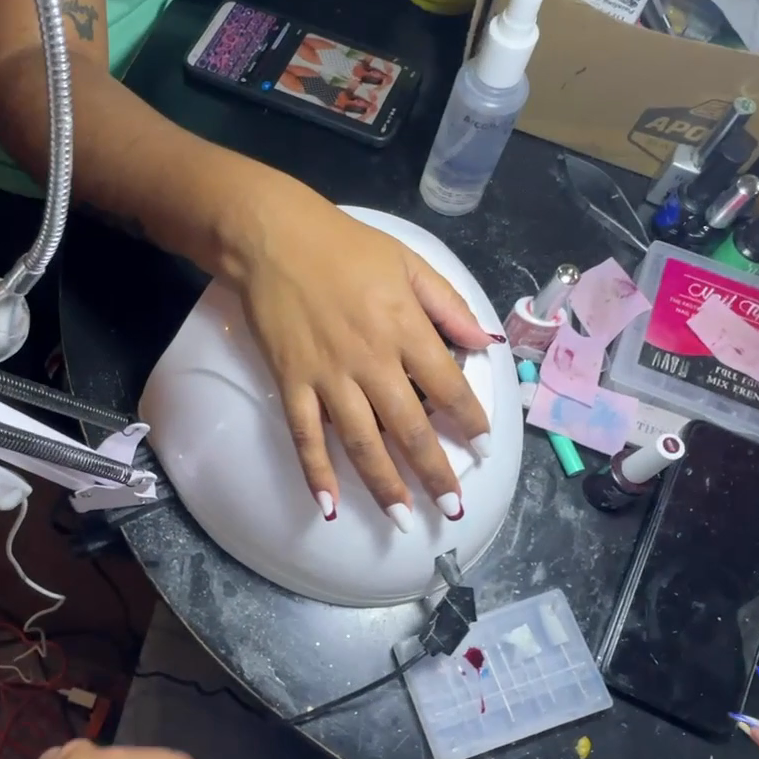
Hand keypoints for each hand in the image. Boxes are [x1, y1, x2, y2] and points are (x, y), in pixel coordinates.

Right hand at [227, 184, 495, 526]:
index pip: (448, 386)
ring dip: (384, 485)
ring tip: (403, 520)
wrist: (273, 238)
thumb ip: (448, 305)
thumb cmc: (345, 246)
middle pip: (410, 428)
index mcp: (405, 328)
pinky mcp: (291, 385)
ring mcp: (328, 377)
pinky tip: (327, 506)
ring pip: (362, 442)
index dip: (470, 421)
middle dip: (434, 472)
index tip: (485, 448)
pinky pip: (306, 436)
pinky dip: (316, 473)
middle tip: (452, 510)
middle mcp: (371, 361)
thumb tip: (485, 344)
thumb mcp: (409, 262)